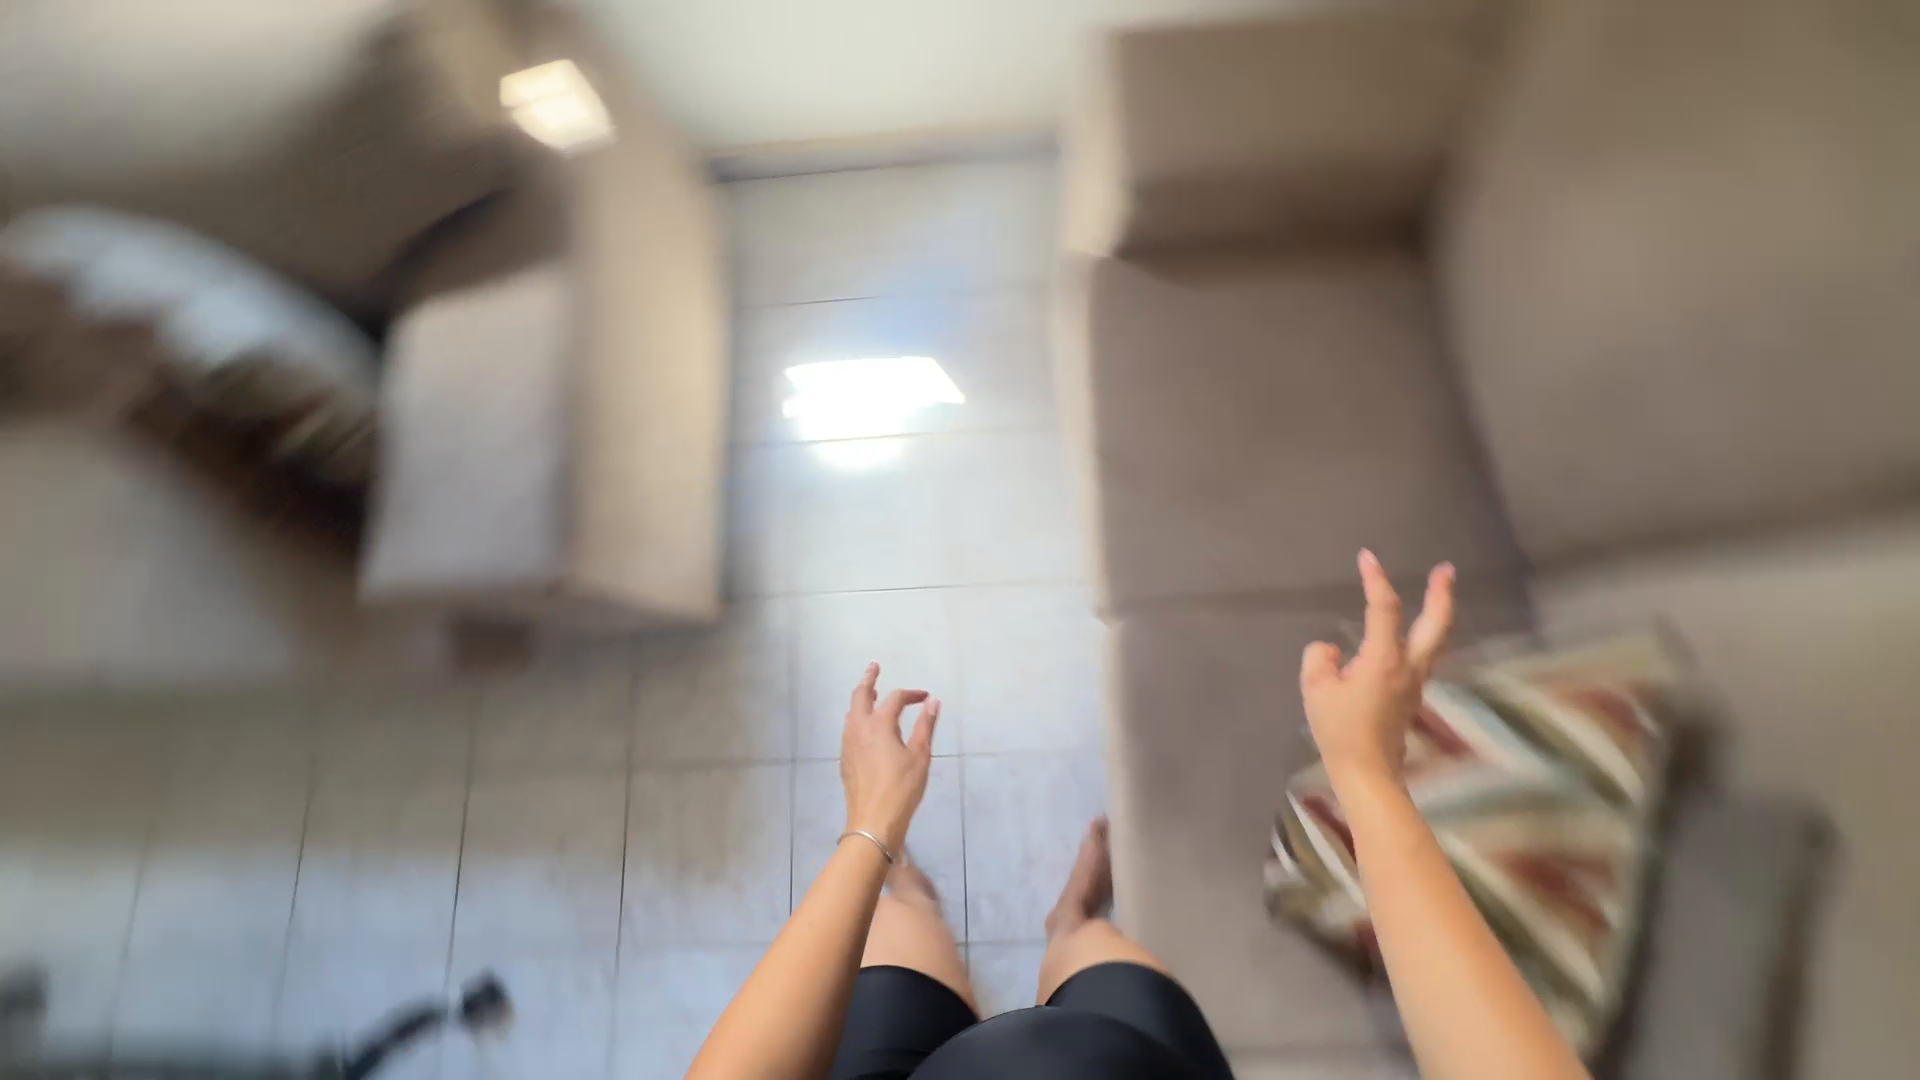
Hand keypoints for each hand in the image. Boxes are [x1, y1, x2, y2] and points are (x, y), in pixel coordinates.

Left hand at [841, 663, 939, 854]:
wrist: (873, 822)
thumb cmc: (901, 788)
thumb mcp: (920, 756)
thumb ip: (926, 726)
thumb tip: (933, 701)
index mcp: (879, 724)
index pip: (895, 699)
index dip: (911, 694)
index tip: (925, 697)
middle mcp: (859, 729)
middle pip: (860, 696)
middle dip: (868, 679)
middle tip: (874, 668)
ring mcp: (848, 744)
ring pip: (851, 713)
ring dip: (861, 699)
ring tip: (869, 693)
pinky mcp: (845, 759)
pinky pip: (849, 728)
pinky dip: (857, 717)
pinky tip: (865, 726)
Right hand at [1300, 550, 1454, 791]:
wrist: (1366, 770)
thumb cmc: (1338, 728)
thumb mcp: (1314, 687)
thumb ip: (1320, 658)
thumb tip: (1334, 652)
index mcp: (1383, 660)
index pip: (1384, 609)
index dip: (1376, 580)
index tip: (1367, 558)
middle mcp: (1408, 667)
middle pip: (1436, 625)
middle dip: (1441, 594)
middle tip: (1446, 570)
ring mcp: (1415, 683)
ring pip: (1435, 640)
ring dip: (1437, 614)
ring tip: (1437, 594)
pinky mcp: (1411, 696)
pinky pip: (1421, 656)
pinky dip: (1421, 637)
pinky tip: (1406, 637)